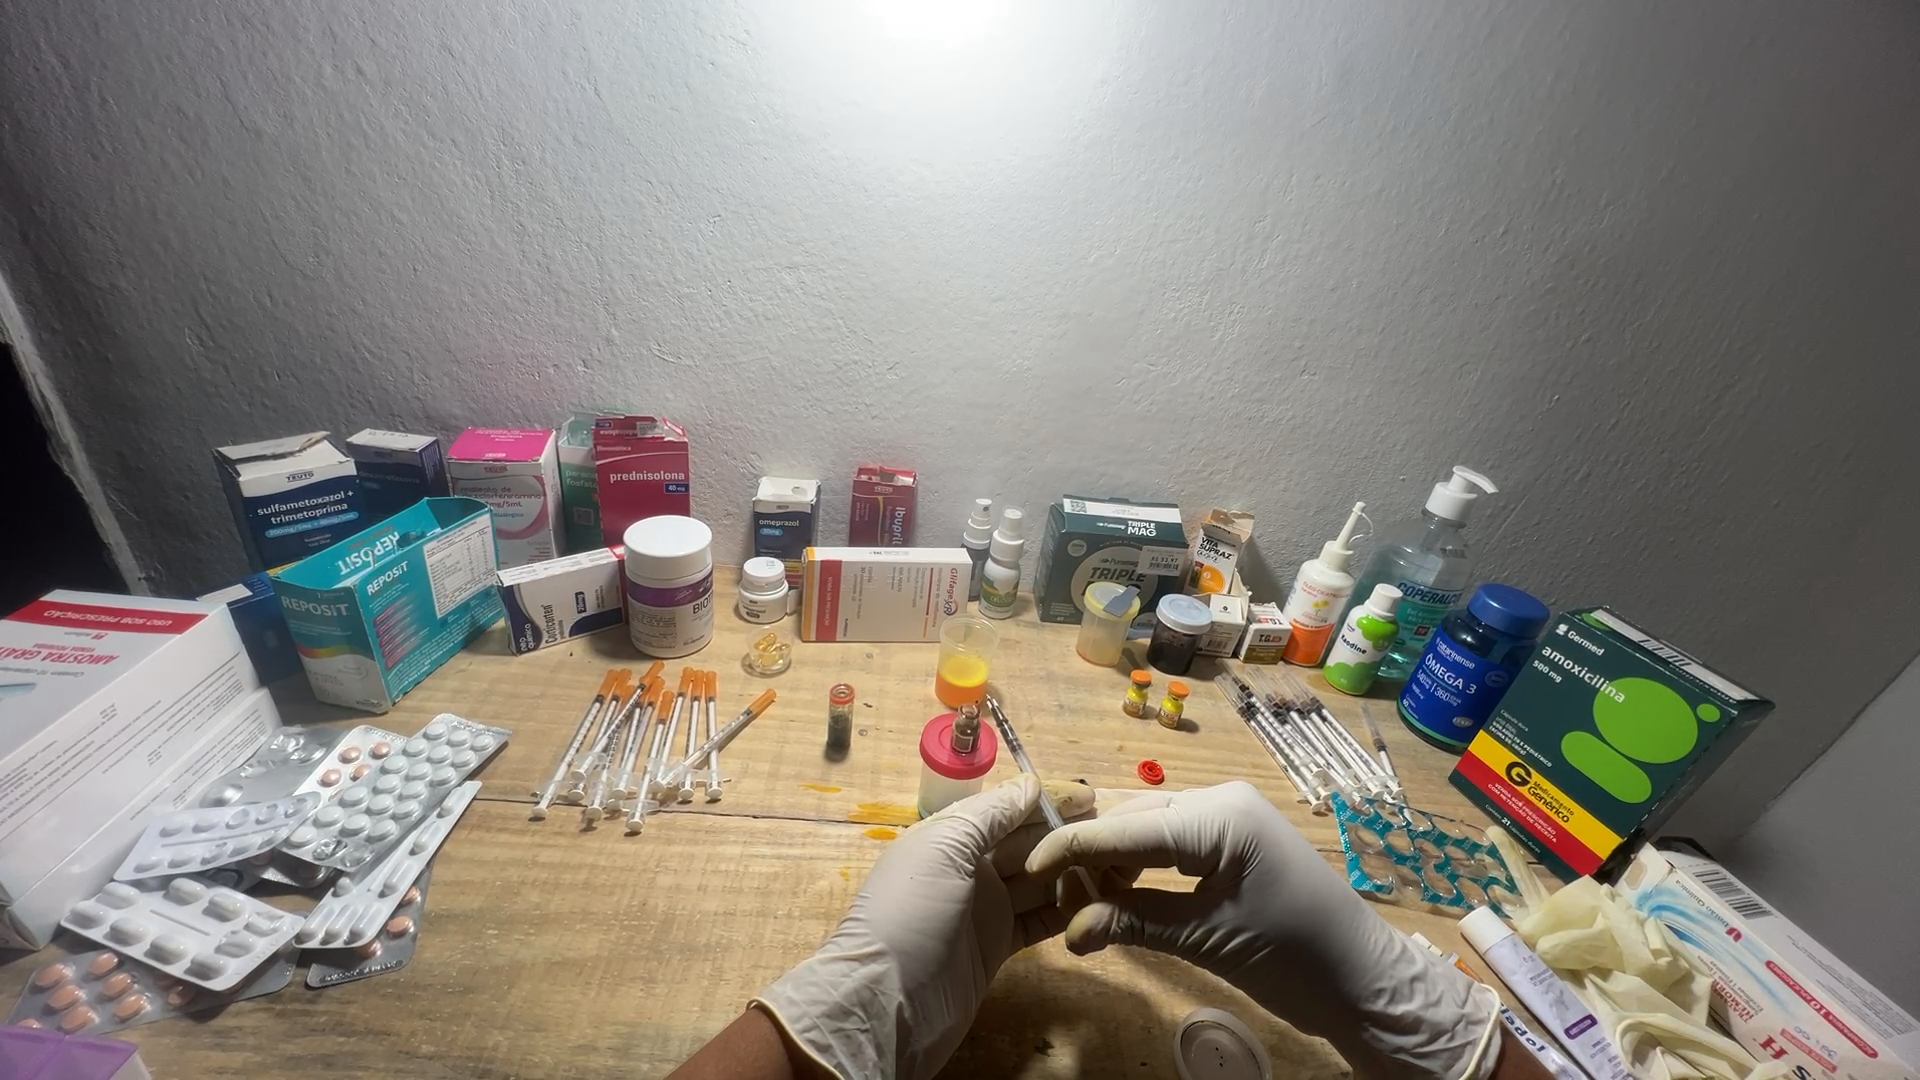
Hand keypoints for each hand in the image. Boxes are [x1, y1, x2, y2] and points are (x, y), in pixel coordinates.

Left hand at [752, 777, 1101, 1079]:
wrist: (885, 1005)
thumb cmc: (910, 911)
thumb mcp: (945, 847)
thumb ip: (990, 813)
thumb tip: (1031, 782)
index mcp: (952, 835)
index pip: (1006, 809)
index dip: (1045, 801)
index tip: (1090, 796)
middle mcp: (969, 867)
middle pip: (1025, 843)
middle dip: (1064, 833)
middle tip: (1114, 830)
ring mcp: (983, 909)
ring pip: (1037, 881)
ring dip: (1071, 871)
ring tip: (1116, 864)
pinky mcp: (996, 947)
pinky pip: (1037, 920)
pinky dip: (1064, 910)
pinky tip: (1096, 902)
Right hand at [1026, 782, 1500, 1079]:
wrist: (1370, 983)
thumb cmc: (1296, 959)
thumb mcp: (1207, 940)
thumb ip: (1132, 923)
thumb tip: (1068, 930)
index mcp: (1221, 815)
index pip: (1129, 825)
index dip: (1075, 845)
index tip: (1030, 864)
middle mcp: (1220, 799)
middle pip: (1135, 816)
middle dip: (1091, 849)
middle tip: (1050, 883)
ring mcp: (1227, 813)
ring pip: (1149, 824)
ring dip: (1113, 856)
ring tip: (1079, 890)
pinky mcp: (1230, 835)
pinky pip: (1171, 838)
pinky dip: (1141, 862)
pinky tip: (1118, 886)